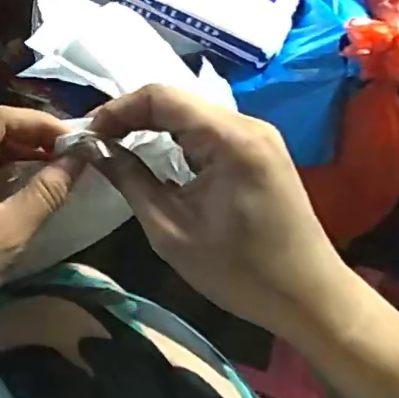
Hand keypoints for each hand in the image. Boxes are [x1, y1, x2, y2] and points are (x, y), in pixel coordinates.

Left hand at [0, 107, 82, 330]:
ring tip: (65, 168)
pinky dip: (7, 171)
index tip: (81, 140)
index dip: (42, 125)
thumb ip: (44, 193)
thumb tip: (79, 160)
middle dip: (36, 139)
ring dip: (24, 155)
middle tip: (78, 155)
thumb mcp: (4, 234)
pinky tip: (35, 183)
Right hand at [88, 85, 365, 342]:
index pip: (159, 97)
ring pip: (185, 112)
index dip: (115, 110)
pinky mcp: (255, 150)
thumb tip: (90, 147)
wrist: (311, 300)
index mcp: (230, 140)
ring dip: (146, 125)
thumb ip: (128, 178)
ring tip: (112, 147)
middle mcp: (246, 126)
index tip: (87, 136)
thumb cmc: (239, 271)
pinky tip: (149, 155)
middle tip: (93, 142)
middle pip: (172, 99)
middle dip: (127, 116)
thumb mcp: (169, 229)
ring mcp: (255, 136)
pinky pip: (202, 128)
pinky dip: (169, 136)